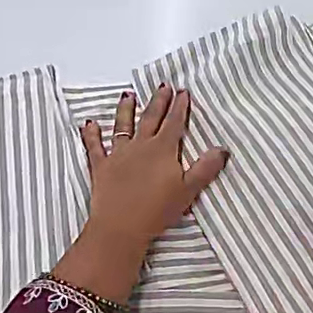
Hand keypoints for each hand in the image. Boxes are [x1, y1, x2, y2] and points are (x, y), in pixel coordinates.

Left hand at [54, 83, 228, 303]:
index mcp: (163, 150)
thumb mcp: (189, 190)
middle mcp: (140, 146)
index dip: (180, 107)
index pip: (174, 123)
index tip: (183, 92)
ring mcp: (118, 155)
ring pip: (123, 126)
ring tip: (128, 95)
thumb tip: (222, 149)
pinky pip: (95, 146)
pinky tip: (89, 124)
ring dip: (126, 110)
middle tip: (163, 86)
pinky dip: (91, 135)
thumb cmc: (157, 210)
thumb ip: (205, 168)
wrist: (121, 226)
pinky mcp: (101, 167)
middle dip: (159, 101)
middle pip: (151, 118)